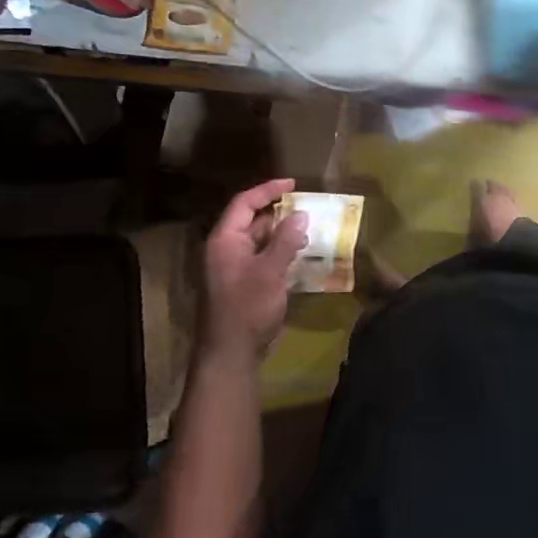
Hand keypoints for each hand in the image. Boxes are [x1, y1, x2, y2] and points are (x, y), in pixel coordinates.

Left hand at [201, 179, 307, 361]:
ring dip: (285, 235)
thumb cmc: (247, 308)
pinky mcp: (245, 284)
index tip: (294, 184)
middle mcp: (227, 250)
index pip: (244, 203)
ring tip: (312, 231)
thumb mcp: (269, 272)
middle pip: (253, 221)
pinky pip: (265, 260)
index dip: (268, 190)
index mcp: (225, 240)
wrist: (230, 353)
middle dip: (281, 214)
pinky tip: (303, 257)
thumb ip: (285, 241)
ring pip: (261, 242)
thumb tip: (301, 214)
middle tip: (309, 208)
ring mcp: (235, 268)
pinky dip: (283, 254)